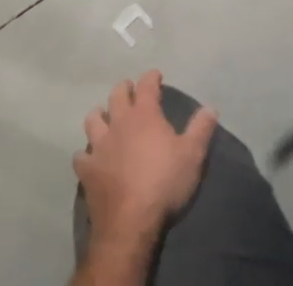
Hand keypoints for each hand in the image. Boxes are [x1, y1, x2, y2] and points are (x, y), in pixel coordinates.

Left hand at [74, 71, 217, 237]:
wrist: (131, 219)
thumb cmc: (165, 182)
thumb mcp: (193, 155)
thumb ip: (200, 128)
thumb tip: (210, 107)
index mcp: (144, 116)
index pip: (146, 86)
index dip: (151, 77)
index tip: (155, 74)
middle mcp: (118, 124)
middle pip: (116, 96)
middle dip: (124, 89)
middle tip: (129, 88)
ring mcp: (99, 146)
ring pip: (93, 120)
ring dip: (98, 114)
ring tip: (101, 114)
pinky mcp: (87, 169)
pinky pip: (81, 156)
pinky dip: (85, 154)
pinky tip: (88, 157)